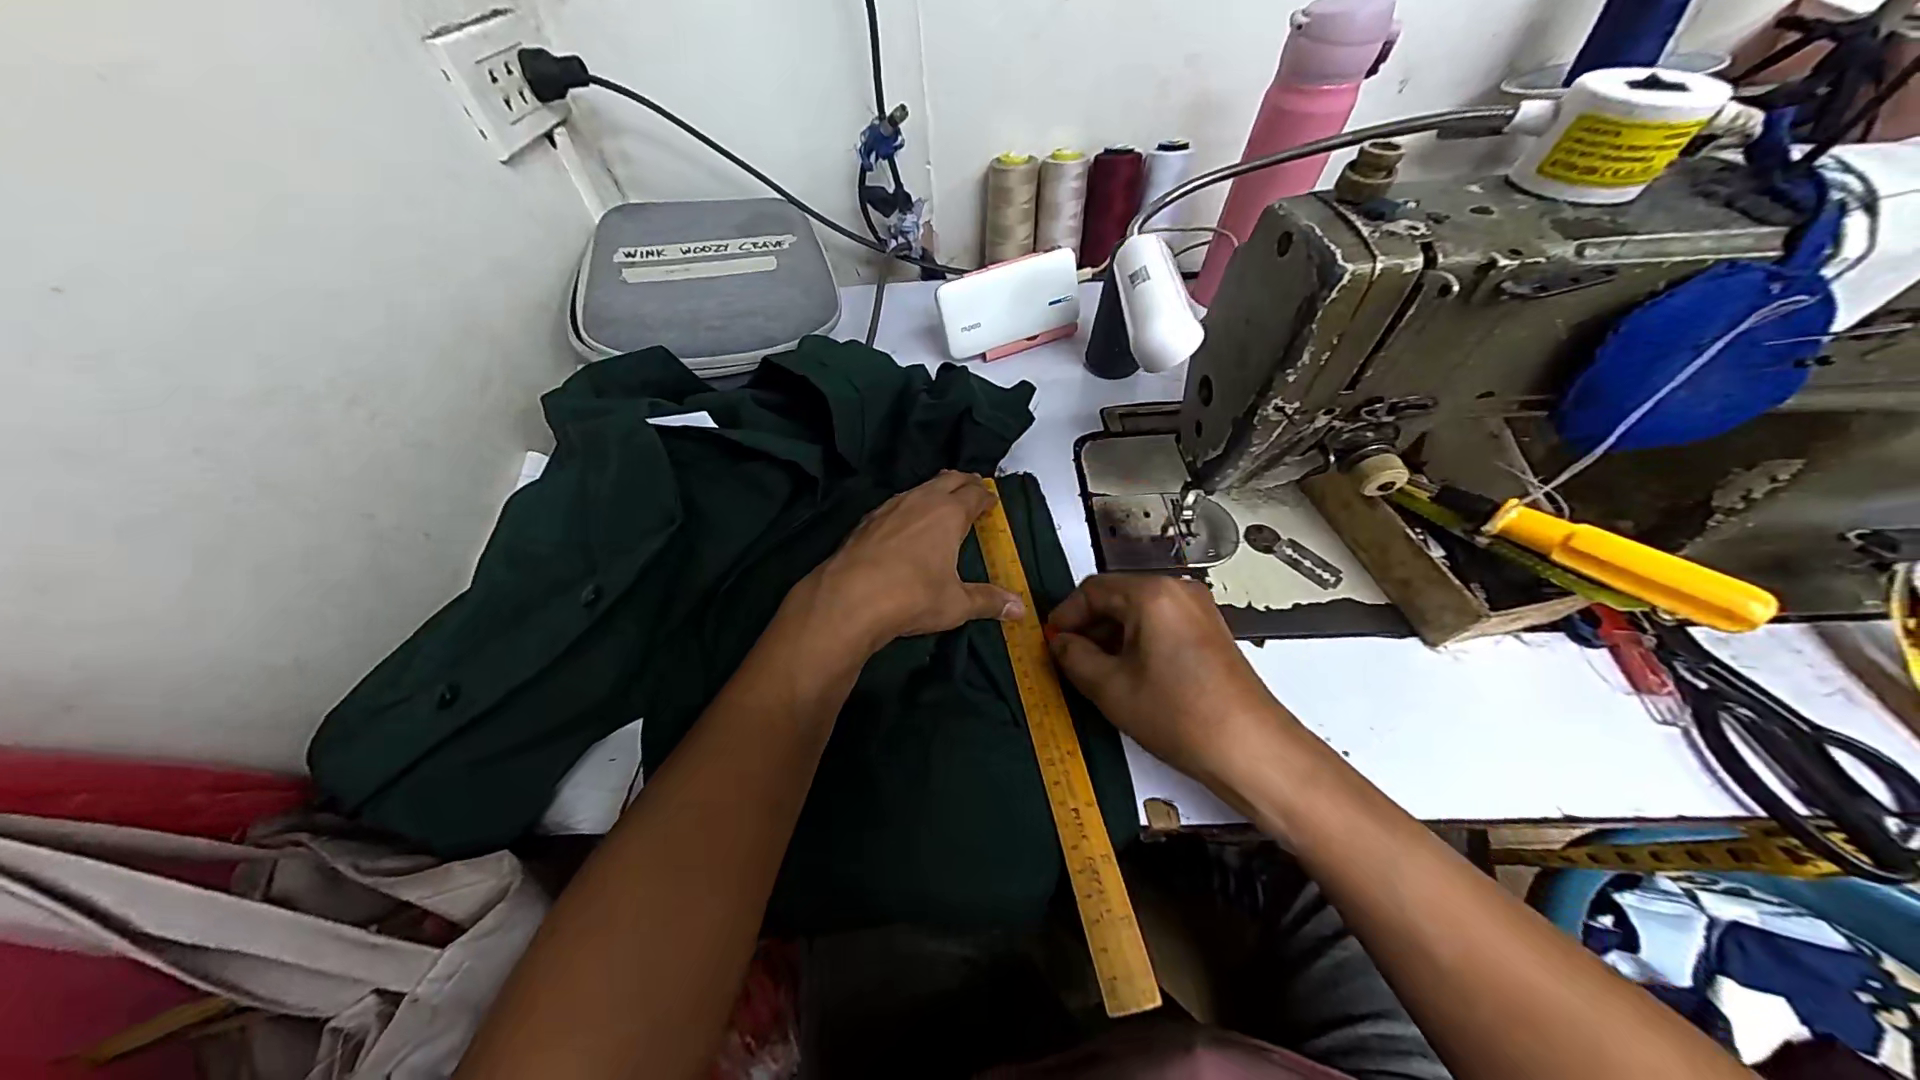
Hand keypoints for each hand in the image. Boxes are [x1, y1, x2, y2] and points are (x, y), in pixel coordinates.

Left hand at [799, 471, 1023, 652]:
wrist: (848, 599)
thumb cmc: (912, 597)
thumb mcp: (956, 604)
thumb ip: (988, 602)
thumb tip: (1019, 609)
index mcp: (949, 513)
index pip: (974, 494)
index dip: (986, 497)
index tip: (992, 501)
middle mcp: (920, 501)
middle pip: (947, 480)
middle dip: (963, 483)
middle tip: (973, 488)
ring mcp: (889, 507)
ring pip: (918, 489)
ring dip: (933, 491)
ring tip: (940, 500)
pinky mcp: (866, 521)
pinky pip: (895, 504)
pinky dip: (908, 506)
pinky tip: (904, 521)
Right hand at [1046, 574, 1302, 793]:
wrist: (1248, 748)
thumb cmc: (1186, 716)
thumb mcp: (1109, 687)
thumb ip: (1074, 657)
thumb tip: (1062, 644)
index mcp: (1152, 594)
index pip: (1092, 589)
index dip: (1065, 615)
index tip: (1052, 640)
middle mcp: (1178, 591)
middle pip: (1116, 596)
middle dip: (1088, 626)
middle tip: (1068, 658)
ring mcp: (1198, 610)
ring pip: (1137, 612)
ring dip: (1111, 636)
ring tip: (1096, 672)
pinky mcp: (1208, 631)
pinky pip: (1159, 624)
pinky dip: (1136, 642)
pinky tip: (1127, 675)